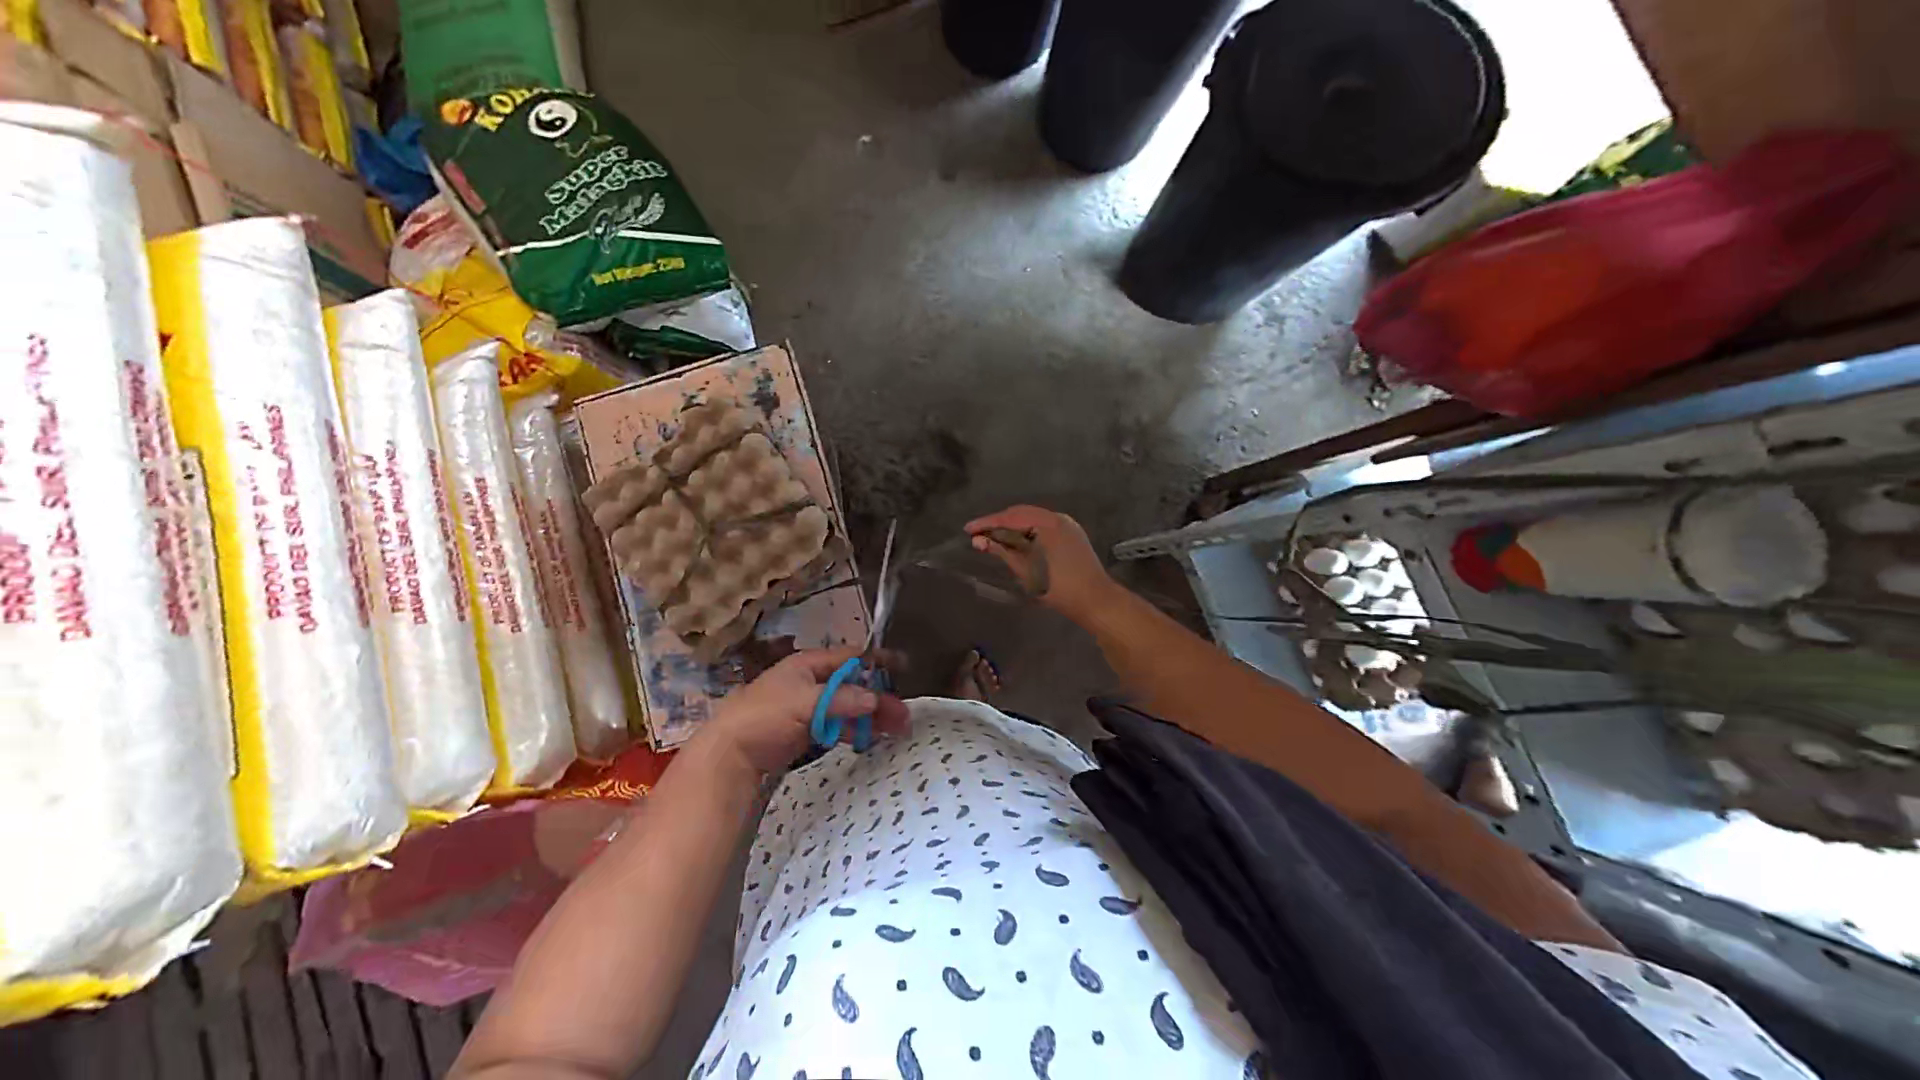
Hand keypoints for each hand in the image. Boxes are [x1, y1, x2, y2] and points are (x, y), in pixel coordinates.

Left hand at [701, 648, 909, 774]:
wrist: (728, 755)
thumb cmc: (764, 717)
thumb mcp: (804, 702)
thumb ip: (841, 699)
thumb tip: (874, 698)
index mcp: (807, 664)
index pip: (849, 657)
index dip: (875, 661)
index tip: (902, 666)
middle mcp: (809, 682)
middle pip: (852, 685)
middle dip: (879, 697)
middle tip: (903, 715)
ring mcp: (807, 707)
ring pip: (847, 708)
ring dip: (871, 717)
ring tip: (896, 730)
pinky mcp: (804, 731)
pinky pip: (836, 727)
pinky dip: (854, 731)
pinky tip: (871, 740)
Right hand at [964, 505, 1117, 621]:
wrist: (1095, 600)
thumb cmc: (1059, 587)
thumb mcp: (1026, 570)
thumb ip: (1002, 551)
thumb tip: (978, 541)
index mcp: (1047, 523)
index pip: (1011, 517)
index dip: (987, 523)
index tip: (968, 529)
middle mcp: (1058, 517)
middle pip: (1021, 514)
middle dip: (999, 523)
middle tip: (978, 534)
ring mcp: (1067, 525)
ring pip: (1032, 519)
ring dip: (1012, 527)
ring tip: (993, 538)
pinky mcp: (1071, 534)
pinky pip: (1043, 526)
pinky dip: (1027, 531)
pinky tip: (1016, 541)